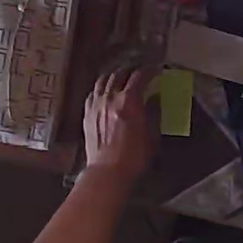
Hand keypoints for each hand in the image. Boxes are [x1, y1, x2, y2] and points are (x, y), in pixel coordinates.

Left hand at [84, 67, 155, 181]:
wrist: (107, 171)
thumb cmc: (134, 157)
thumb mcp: (152, 135)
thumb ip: (153, 113)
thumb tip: (154, 99)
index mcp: (129, 101)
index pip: (140, 76)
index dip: (149, 70)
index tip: (156, 70)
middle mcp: (110, 97)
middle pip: (119, 74)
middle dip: (131, 70)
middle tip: (138, 73)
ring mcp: (96, 105)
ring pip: (103, 80)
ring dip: (114, 76)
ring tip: (121, 77)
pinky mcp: (87, 114)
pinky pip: (93, 93)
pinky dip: (101, 88)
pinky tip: (105, 92)